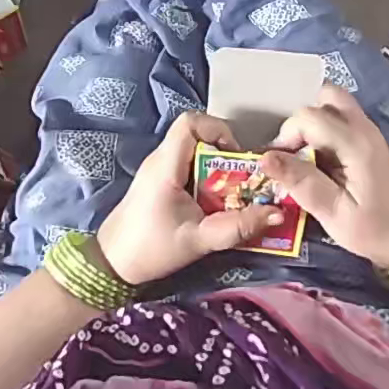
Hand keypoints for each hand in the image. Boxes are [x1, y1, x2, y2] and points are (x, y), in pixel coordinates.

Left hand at [97, 112, 285, 285]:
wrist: (111, 265)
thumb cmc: (150, 249)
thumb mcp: (199, 240)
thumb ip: (238, 226)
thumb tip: (277, 213)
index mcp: (166, 166)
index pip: (190, 122)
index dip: (218, 129)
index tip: (236, 156)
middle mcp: (160, 160)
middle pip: (197, 135)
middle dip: (225, 153)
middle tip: (242, 179)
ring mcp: (157, 170)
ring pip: (193, 152)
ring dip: (217, 168)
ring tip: (232, 193)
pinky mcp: (159, 183)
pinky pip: (187, 167)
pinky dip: (206, 178)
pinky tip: (214, 203)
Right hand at [261, 86, 388, 270]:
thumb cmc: (371, 229)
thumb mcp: (332, 213)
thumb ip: (300, 182)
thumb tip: (265, 158)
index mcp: (356, 144)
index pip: (308, 116)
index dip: (287, 136)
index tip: (281, 164)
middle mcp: (363, 128)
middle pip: (323, 97)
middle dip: (300, 121)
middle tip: (294, 152)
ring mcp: (367, 130)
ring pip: (332, 102)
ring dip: (311, 121)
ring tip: (304, 153)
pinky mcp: (366, 137)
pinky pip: (338, 116)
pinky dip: (321, 127)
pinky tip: (317, 157)